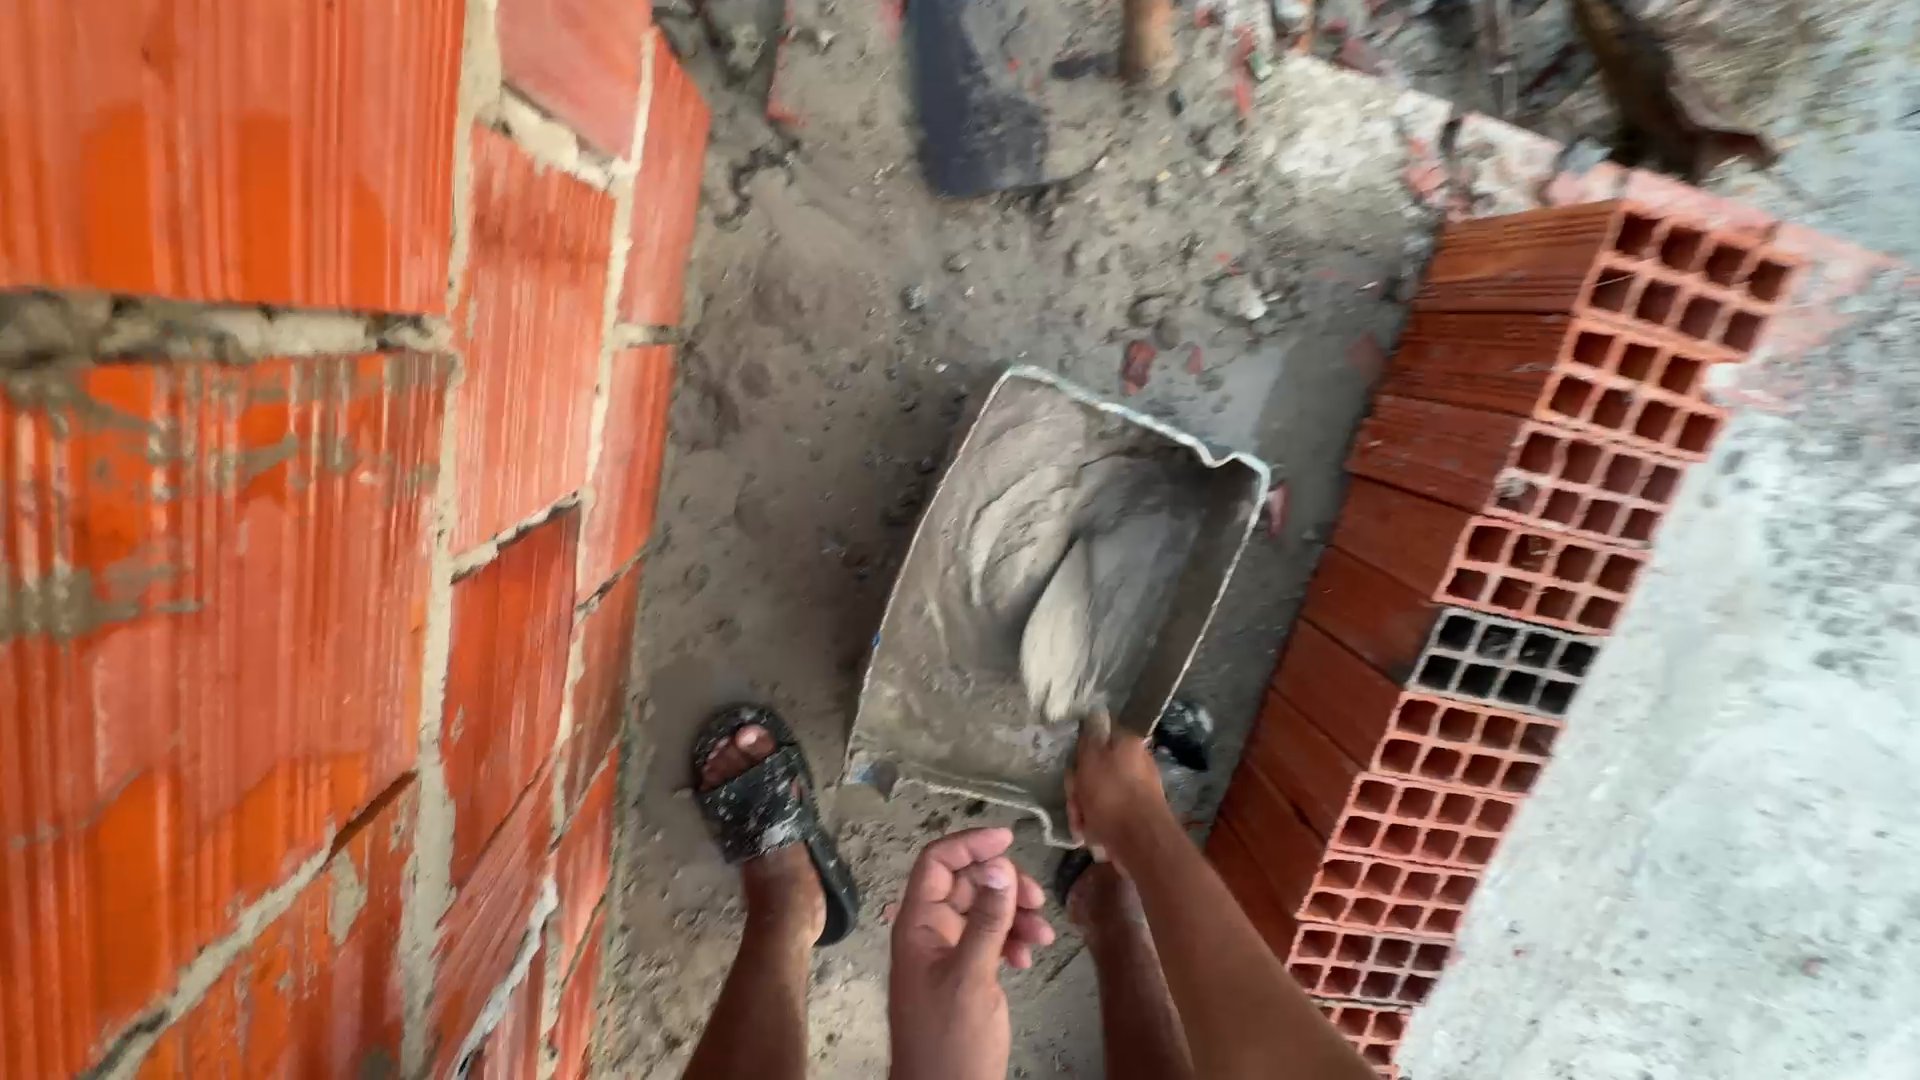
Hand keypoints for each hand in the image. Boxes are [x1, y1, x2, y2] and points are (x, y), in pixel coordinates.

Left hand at [889, 828, 1053, 1079]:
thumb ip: (987, 920)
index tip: (1008, 838)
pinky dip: (1012, 938)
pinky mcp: (966, 972)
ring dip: (1014, 913)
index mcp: (917, 924)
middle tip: (1037, 899)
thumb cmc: (950, 1042)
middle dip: (1003, 884)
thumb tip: (1001, 865)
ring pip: (983, 910)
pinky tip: (1029, 955)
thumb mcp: (971, 977)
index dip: (970, 844)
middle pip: (967, 883)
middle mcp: (930, 930)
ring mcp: (948, 951)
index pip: (938, 862)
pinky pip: (990, 937)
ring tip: (1044, 931)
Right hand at [1067, 710, 1167, 852]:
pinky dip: (1099, 824)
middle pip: (1096, 769)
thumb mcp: (1091, 760)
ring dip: (1085, 810)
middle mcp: (1137, 762)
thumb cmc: (1111, 796)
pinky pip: (1110, 813)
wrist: (1142, 843)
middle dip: (1080, 790)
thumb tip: (1095, 713)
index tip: (1073, 770)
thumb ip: (1090, 737)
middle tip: (1075, 802)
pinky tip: (1094, 836)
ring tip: (1082, 827)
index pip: (1098, 737)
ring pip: (1100, 794)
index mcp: (1128, 743)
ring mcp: (1139, 790)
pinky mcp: (1138, 815)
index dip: (1080, 754)